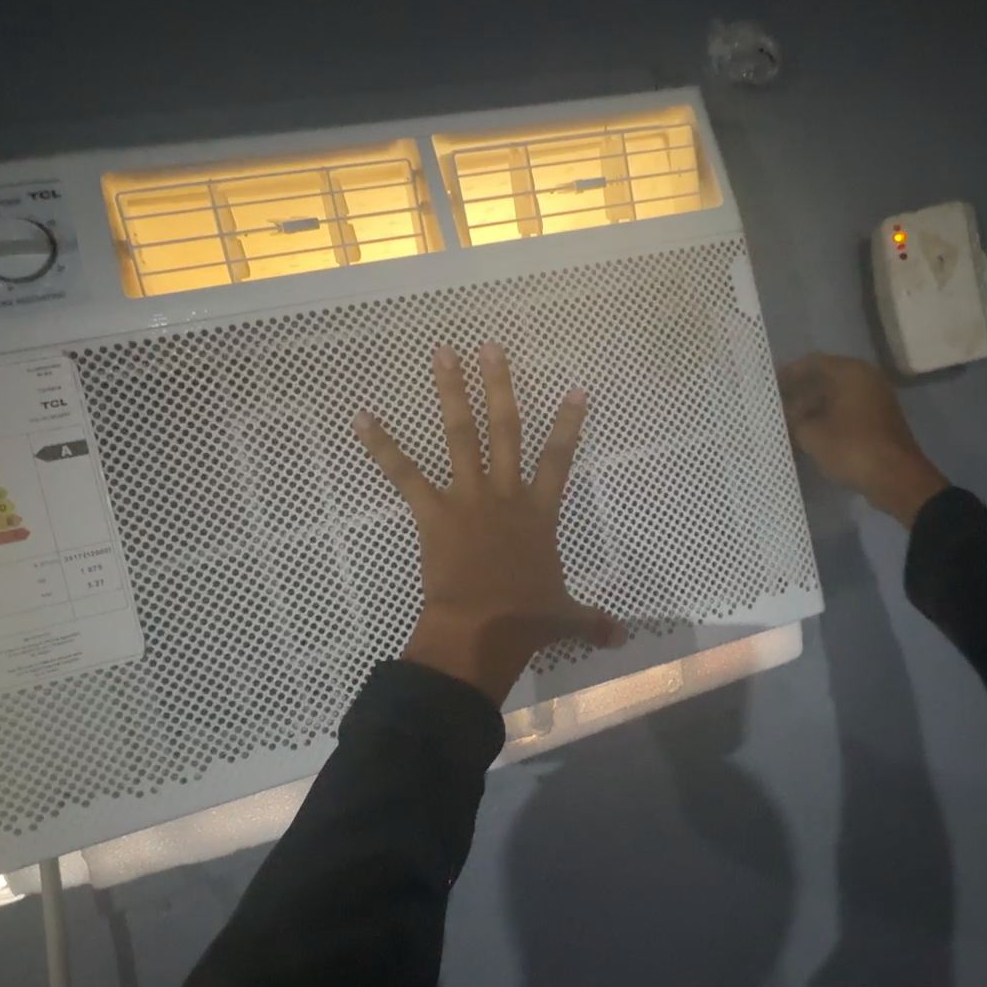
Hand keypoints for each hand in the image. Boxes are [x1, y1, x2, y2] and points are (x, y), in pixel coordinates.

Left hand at [352, 343, 626, 705]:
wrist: (481, 632)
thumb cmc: (524, 621)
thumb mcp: (565, 618)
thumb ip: (593, 621)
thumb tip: (624, 639)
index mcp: (538, 515)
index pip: (559, 460)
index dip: (569, 425)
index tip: (577, 389)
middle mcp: (505, 495)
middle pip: (506, 430)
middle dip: (500, 386)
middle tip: (491, 347)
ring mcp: (468, 499)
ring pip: (461, 435)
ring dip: (452, 393)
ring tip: (443, 353)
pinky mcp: (433, 512)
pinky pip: (405, 474)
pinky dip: (382, 447)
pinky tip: (362, 418)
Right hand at [776, 353, 949, 526]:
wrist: (895, 478)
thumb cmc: (850, 447)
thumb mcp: (810, 434)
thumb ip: (793, 419)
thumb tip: (787, 415)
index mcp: (849, 373)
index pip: (811, 363)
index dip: (787, 374)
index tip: (767, 386)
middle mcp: (865, 379)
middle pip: (824, 379)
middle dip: (798, 393)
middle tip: (774, 407)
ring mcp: (875, 399)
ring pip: (835, 396)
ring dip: (811, 408)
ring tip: (787, 424)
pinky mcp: (878, 420)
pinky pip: (845, 411)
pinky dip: (826, 418)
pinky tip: (808, 434)